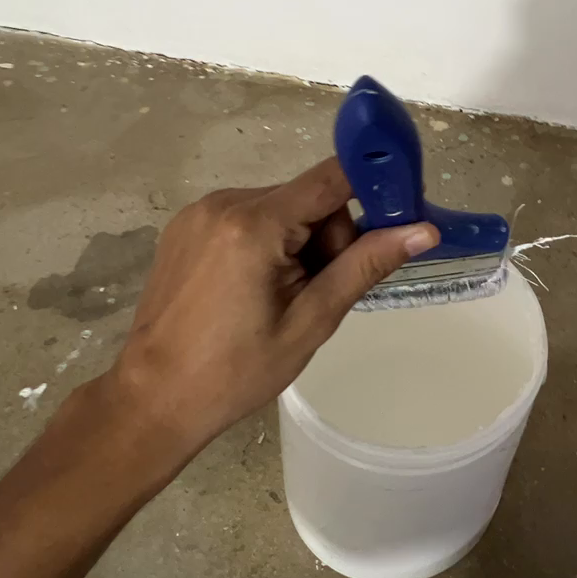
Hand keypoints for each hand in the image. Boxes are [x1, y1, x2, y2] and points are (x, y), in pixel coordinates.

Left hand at [98, 157, 437, 471]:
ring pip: (283, 207)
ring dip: (300, 241)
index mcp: (255, 224)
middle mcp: (224, 203)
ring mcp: (200, 212)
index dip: (372, 185)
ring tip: (284, 296)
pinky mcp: (187, 225)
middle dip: (329, 236)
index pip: (332, 177)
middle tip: (318, 291)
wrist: (152, 400)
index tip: (396, 215)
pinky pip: (251, 216)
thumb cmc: (237, 371)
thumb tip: (424, 230)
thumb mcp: (313, 320)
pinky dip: (270, 241)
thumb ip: (366, 265)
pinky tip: (256, 287)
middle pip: (309, 196)